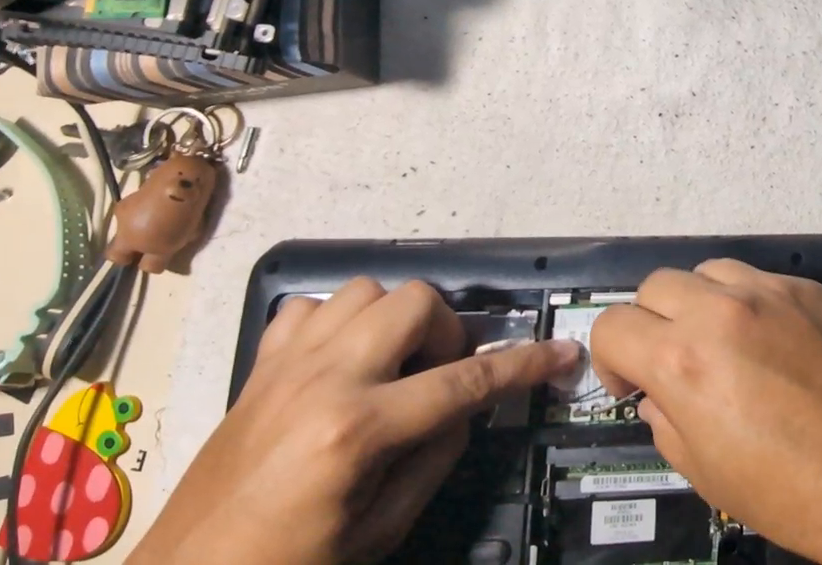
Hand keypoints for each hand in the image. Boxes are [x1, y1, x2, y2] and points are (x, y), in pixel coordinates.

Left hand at [132, 278, 578, 564]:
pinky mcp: (259, 368)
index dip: (525, 365)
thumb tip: (467, 406)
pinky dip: (337, 322)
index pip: (466, 382)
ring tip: (393, 364)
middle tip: (440, 375)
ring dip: (395, 319)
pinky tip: (340, 359)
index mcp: (358, 431)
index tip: (562, 352)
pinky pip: (308, 308)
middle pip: (415, 303)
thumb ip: (437, 458)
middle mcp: (325, 381)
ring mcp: (285, 366)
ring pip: (366, 290)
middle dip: (446, 332)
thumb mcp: (381, 530)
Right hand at [588, 259, 821, 562]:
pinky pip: (760, 279)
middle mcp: (725, 311)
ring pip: (709, 271)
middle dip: (651, 324)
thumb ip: (668, 419)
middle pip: (656, 285)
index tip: (630, 384)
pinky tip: (770, 341)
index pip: (612, 325)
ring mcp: (774, 292)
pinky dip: (747, 301)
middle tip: (671, 363)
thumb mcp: (709, 473)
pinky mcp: (814, 289)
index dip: (610, 359)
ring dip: (699, 303)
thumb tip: (660, 394)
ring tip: (721, 345)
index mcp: (686, 361)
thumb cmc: (802, 492)